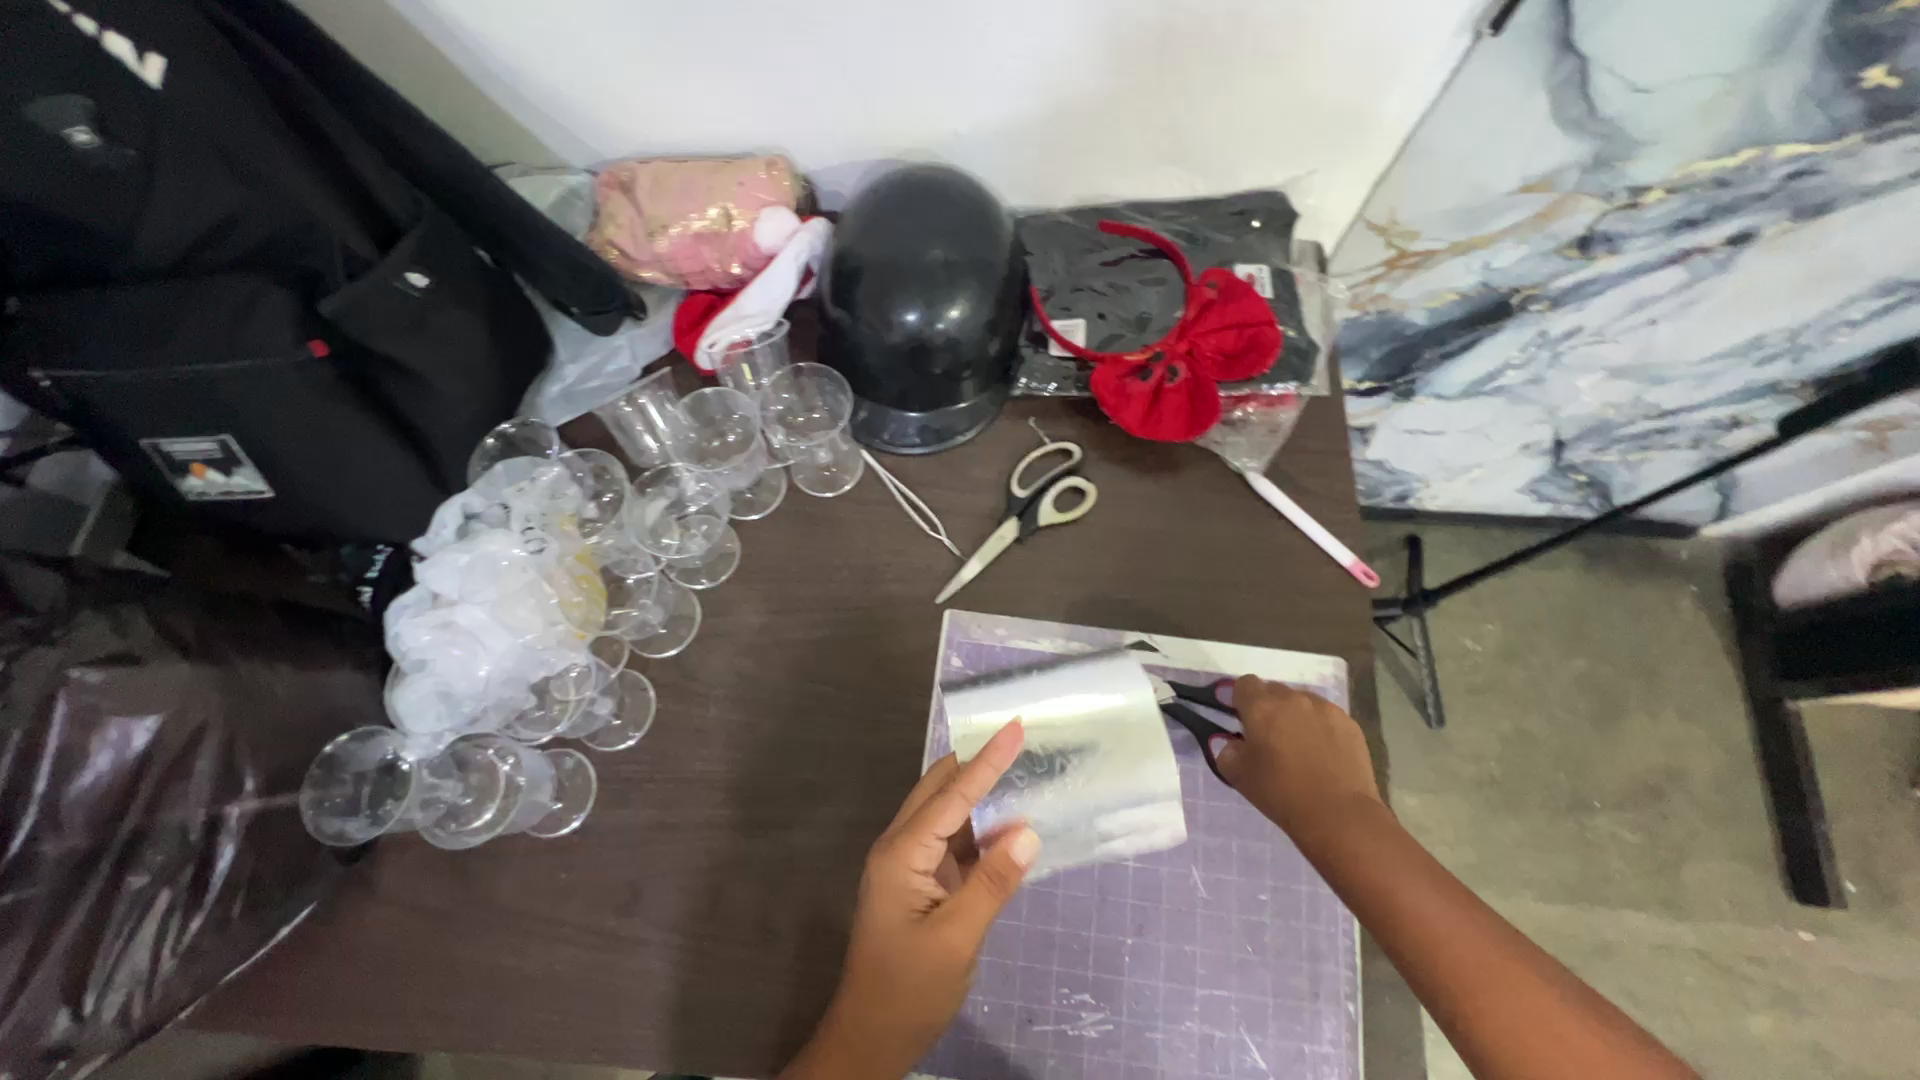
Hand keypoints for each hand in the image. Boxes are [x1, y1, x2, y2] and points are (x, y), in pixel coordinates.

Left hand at [782, 721, 1040, 1079]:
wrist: (870, 1037)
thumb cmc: (909, 990)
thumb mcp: (957, 939)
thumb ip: (992, 883)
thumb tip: (1028, 833)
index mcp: (902, 853)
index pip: (952, 794)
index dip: (988, 760)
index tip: (1015, 726)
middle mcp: (900, 847)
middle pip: (941, 790)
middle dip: (978, 763)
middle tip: (1020, 739)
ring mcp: (909, 865)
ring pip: (947, 814)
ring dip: (981, 795)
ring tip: (1022, 770)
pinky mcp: (920, 883)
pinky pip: (952, 842)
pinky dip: (980, 829)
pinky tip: (1009, 824)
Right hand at [1214, 676, 1382, 849]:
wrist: (1339, 814)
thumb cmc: (1281, 793)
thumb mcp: (1238, 776)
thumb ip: (1228, 751)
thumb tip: (1235, 744)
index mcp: (1261, 707)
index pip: (1245, 683)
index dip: (1242, 700)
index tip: (1244, 722)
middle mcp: (1293, 699)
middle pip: (1274, 690)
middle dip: (1269, 708)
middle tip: (1271, 738)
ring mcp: (1325, 709)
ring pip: (1302, 702)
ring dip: (1296, 716)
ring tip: (1302, 747)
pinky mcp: (1349, 723)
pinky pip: (1327, 716)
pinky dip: (1321, 728)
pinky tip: (1325, 755)